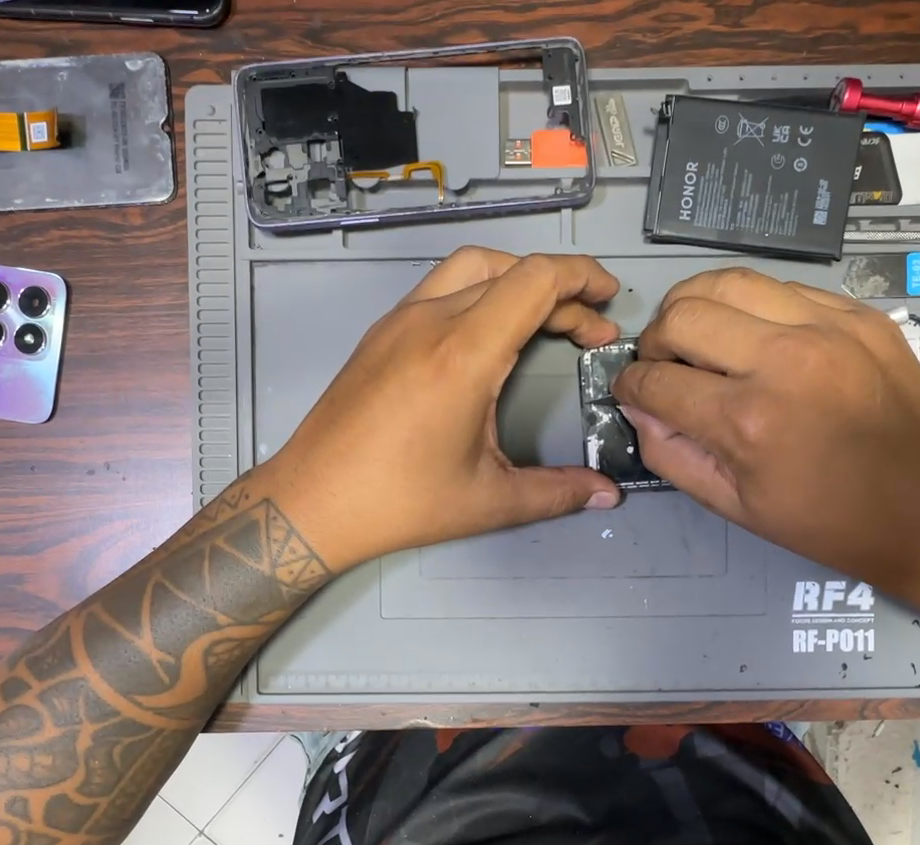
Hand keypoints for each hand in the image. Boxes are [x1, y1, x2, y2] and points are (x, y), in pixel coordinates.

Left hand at [259, 247, 623, 566]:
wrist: (312, 501)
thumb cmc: (396, 502)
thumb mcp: (488, 501)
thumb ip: (557, 493)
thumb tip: (606, 494)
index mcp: (463, 354)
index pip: (535, 280)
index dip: (581, 277)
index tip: (607, 298)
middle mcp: (429, 321)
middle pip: (510, 274)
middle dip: (561, 292)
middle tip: (588, 331)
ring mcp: (398, 322)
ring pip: (470, 267)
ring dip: (515, 280)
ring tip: (544, 314)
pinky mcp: (380, 334)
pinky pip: (439, 286)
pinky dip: (479, 291)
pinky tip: (488, 332)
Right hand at [612, 268, 919, 591]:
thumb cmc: (822, 520)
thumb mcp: (731, 503)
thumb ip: (669, 452)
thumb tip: (638, 406)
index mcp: (746, 420)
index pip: (655, 381)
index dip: (629, 386)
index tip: (630, 391)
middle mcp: (782, 360)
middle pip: (681, 316)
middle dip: (654, 341)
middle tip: (663, 365)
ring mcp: (826, 328)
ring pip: (728, 282)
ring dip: (695, 307)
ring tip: (698, 337)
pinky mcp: (857, 314)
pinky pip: (780, 287)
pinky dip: (749, 307)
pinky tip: (753, 337)